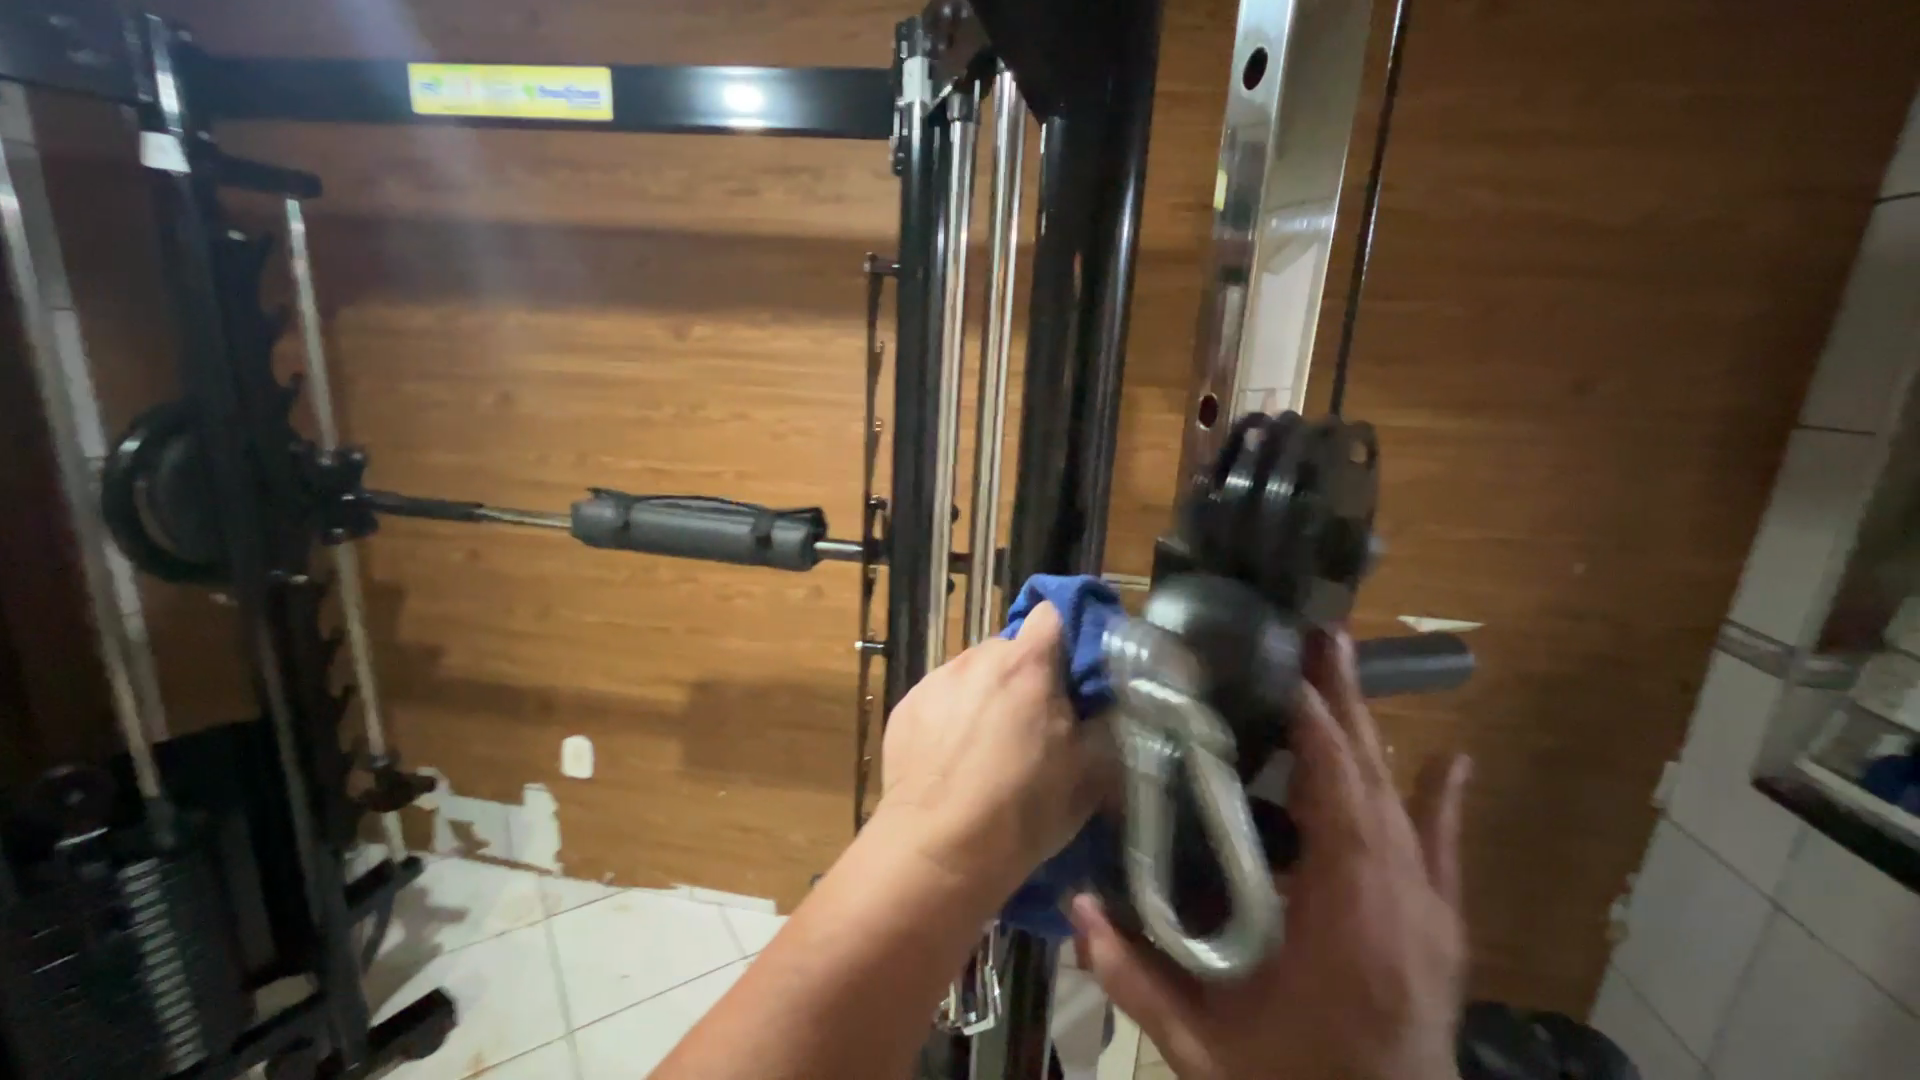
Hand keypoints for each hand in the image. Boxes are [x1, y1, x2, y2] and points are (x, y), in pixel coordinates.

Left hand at [873, 602, 1108, 898]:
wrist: (940, 848)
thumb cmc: (1024, 807)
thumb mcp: (1090, 771)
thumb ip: (1101, 721)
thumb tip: (1103, 703)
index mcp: (1028, 664)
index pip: (1052, 615)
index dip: (1065, 637)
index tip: (1071, 671)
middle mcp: (978, 659)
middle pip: (1009, 651)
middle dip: (1024, 678)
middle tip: (1031, 724)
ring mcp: (935, 681)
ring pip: (971, 675)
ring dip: (984, 697)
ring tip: (986, 748)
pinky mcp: (905, 708)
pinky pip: (938, 700)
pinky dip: (949, 719)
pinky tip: (951, 761)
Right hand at [1073, 631, 1470, 1079]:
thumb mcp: (1204, 1045)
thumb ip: (1135, 976)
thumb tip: (1075, 904)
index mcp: (1347, 917)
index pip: (1338, 798)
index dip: (1316, 729)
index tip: (1285, 672)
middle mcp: (1399, 897)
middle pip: (1371, 780)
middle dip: (1343, 703)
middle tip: (1322, 636)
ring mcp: (1428, 911)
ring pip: (1399, 801)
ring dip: (1370, 733)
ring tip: (1346, 668)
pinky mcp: (1440, 927)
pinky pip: (1442, 848)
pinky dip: (1442, 800)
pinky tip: (1453, 758)